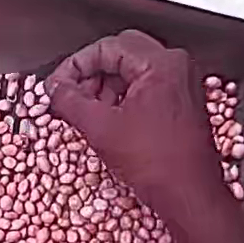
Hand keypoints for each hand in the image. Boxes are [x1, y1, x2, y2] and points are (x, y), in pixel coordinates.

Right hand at [45, 30, 230, 232]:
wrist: (189, 194)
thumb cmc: (155, 163)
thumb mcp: (101, 129)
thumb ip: (71, 102)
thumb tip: (54, 89)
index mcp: (160, 64)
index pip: (107, 48)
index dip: (75, 66)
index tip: (57, 85)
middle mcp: (176, 67)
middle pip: (120, 54)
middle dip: (90, 75)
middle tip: (69, 96)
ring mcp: (182, 84)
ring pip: (132, 72)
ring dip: (104, 88)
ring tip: (87, 112)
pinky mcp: (181, 103)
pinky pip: (145, 88)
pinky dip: (121, 99)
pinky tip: (107, 121)